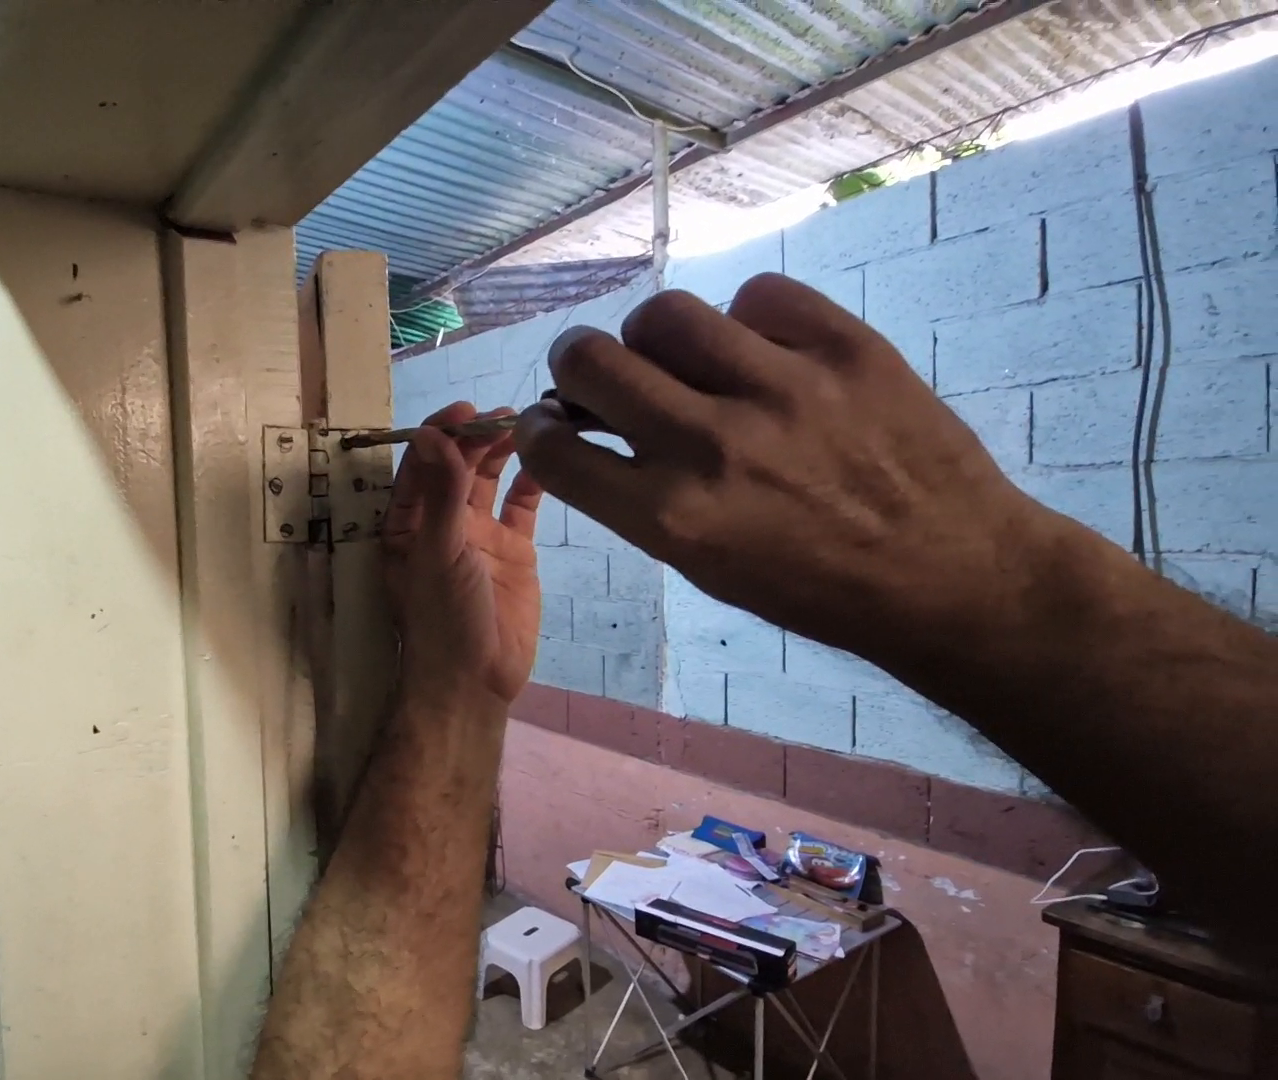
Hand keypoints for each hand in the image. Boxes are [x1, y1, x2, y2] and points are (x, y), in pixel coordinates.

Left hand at [381, 403, 543, 708]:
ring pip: (489, 480)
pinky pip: (521, 505)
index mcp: (408, 522)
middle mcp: (441, 522)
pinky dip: (532, 482)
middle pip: (457, 467)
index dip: (440, 434)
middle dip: (476, 438)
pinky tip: (547, 458)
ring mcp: (479, 534)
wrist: (476, 679)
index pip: (421, 465)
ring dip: (502, 452)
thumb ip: (439, 494)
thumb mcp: (438, 552)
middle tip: (505, 414)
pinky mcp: (513, 549)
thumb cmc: (443, 618)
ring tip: (527, 422)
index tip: (465, 410)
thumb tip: (430, 434)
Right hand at [514, 273, 1065, 666]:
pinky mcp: (847, 348)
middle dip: (573, 365)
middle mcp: (712, 446)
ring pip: (663, 313)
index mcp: (671, 517)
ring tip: (682, 360)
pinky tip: (762, 353)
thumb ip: (631, 492)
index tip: (548, 423)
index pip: (551, 449)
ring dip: (652, 338)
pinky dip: (744, 321)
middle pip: (588, 360)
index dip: (534, 429)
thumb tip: (583, 423)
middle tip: (595, 375)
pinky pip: (756, 296)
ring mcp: (782, 389)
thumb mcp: (698, 561)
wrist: (953, 576)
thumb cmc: (806, 586)